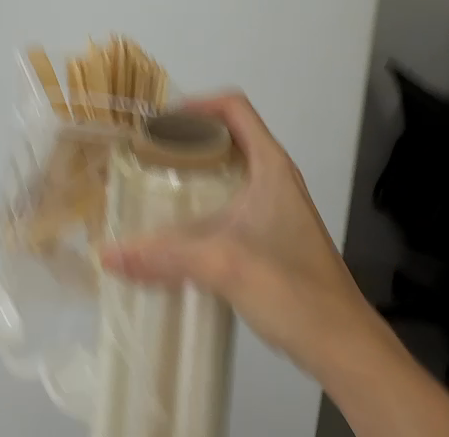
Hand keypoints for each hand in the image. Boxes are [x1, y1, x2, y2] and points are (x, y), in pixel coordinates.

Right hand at [99, 93, 379, 372]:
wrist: (341, 343)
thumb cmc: (290, 287)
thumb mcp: (222, 264)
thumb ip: (163, 256)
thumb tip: (107, 255)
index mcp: (271, 165)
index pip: (234, 108)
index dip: (197, 104)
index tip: (159, 122)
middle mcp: (275, 178)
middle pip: (228, 137)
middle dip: (188, 140)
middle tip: (147, 155)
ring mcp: (277, 209)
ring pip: (229, 174)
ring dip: (195, 175)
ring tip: (154, 189)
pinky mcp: (273, 238)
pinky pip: (231, 206)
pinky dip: (203, 208)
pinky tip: (178, 234)